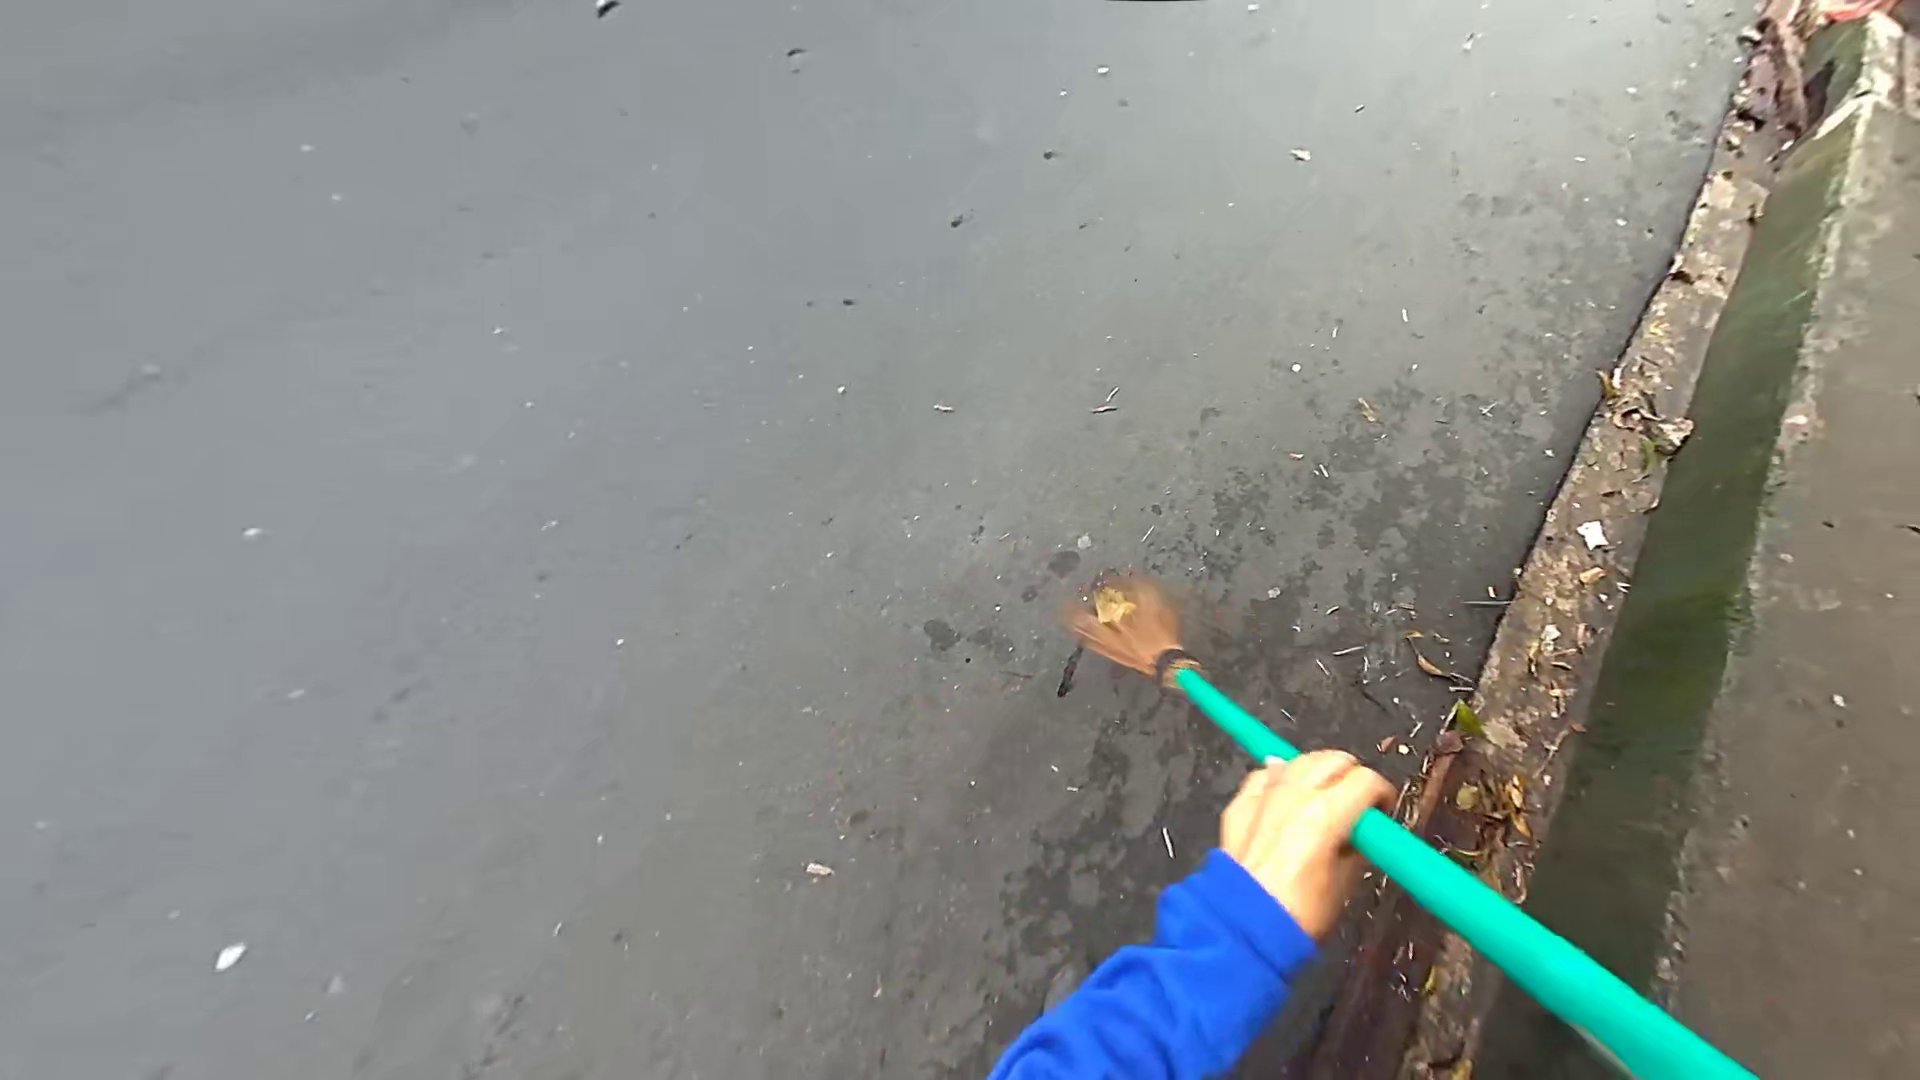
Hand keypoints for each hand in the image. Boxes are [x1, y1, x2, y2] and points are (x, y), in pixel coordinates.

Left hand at [1219, 750, 1395, 937]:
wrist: (1247, 914)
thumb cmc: (1305, 907)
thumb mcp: (1347, 880)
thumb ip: (1356, 846)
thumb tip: (1359, 831)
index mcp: (1327, 811)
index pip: (1366, 780)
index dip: (1382, 793)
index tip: (1383, 810)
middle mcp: (1295, 791)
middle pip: (1331, 760)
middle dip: (1350, 773)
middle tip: (1356, 798)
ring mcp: (1264, 791)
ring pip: (1297, 760)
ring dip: (1316, 770)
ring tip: (1323, 793)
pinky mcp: (1241, 799)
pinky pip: (1264, 774)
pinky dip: (1279, 778)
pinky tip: (1285, 792)